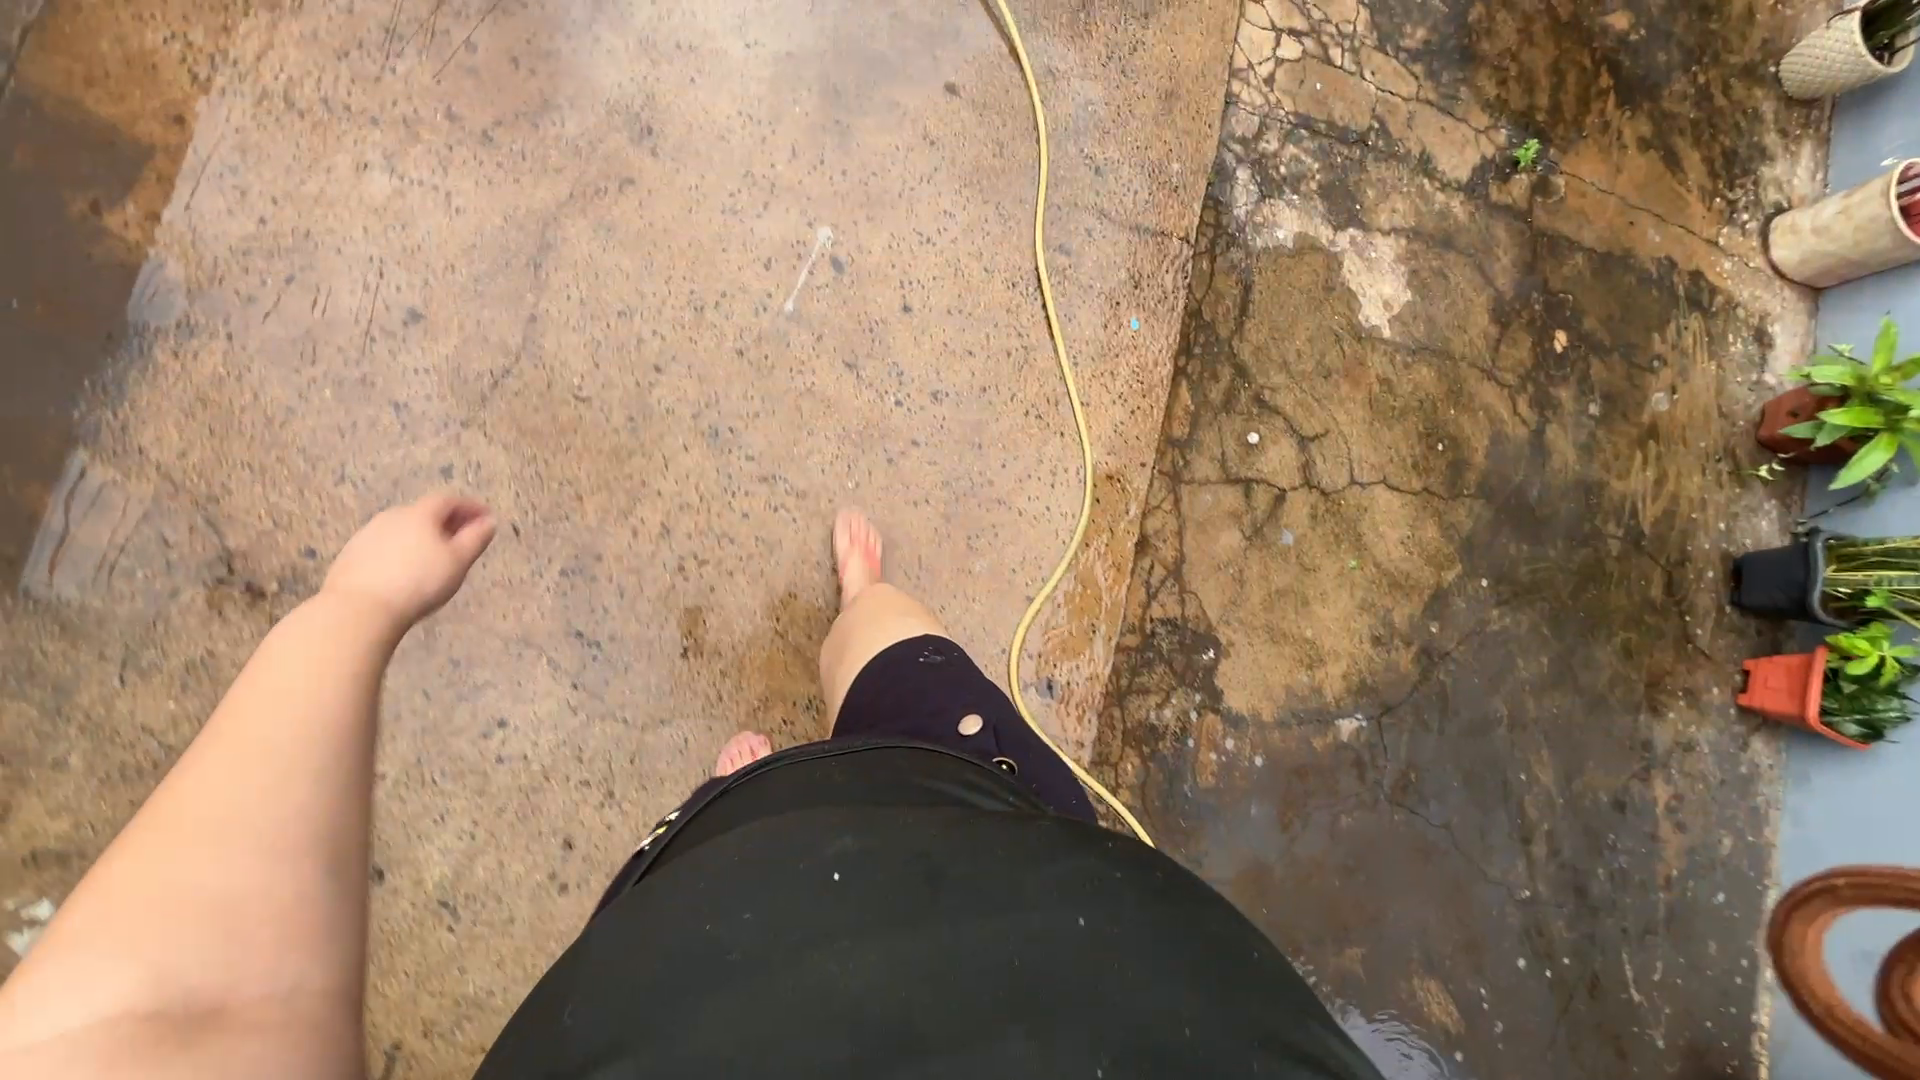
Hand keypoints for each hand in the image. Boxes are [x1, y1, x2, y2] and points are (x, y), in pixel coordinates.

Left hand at [321, 494, 496, 629]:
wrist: (360, 608)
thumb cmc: (420, 581)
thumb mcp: (458, 561)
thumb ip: (476, 538)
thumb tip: (488, 521)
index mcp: (420, 514)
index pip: (449, 500)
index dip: (470, 506)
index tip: (486, 518)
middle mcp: (392, 517)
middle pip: (425, 512)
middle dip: (447, 521)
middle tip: (463, 539)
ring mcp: (368, 534)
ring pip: (404, 528)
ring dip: (423, 536)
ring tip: (436, 556)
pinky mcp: (352, 553)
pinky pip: (386, 544)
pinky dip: (403, 549)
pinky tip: (407, 569)